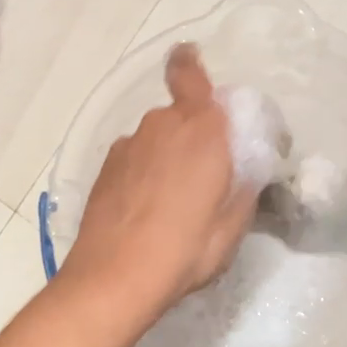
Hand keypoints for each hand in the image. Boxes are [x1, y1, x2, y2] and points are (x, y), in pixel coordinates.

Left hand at [58, 44, 259, 315]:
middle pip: (179, 117)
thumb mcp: (232, 225)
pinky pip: (133, 165)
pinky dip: (141, 180)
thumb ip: (243, 186)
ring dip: (164, 162)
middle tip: (202, 180)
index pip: (190, 72)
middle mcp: (159, 126)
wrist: (114, 279)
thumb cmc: (184, 251)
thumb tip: (243, 169)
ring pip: (153, 143)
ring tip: (170, 207)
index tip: (194, 76)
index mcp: (202, 128)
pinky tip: (144, 215)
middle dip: (191, 139)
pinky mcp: (103, 174)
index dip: (190, 66)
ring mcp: (126, 149)